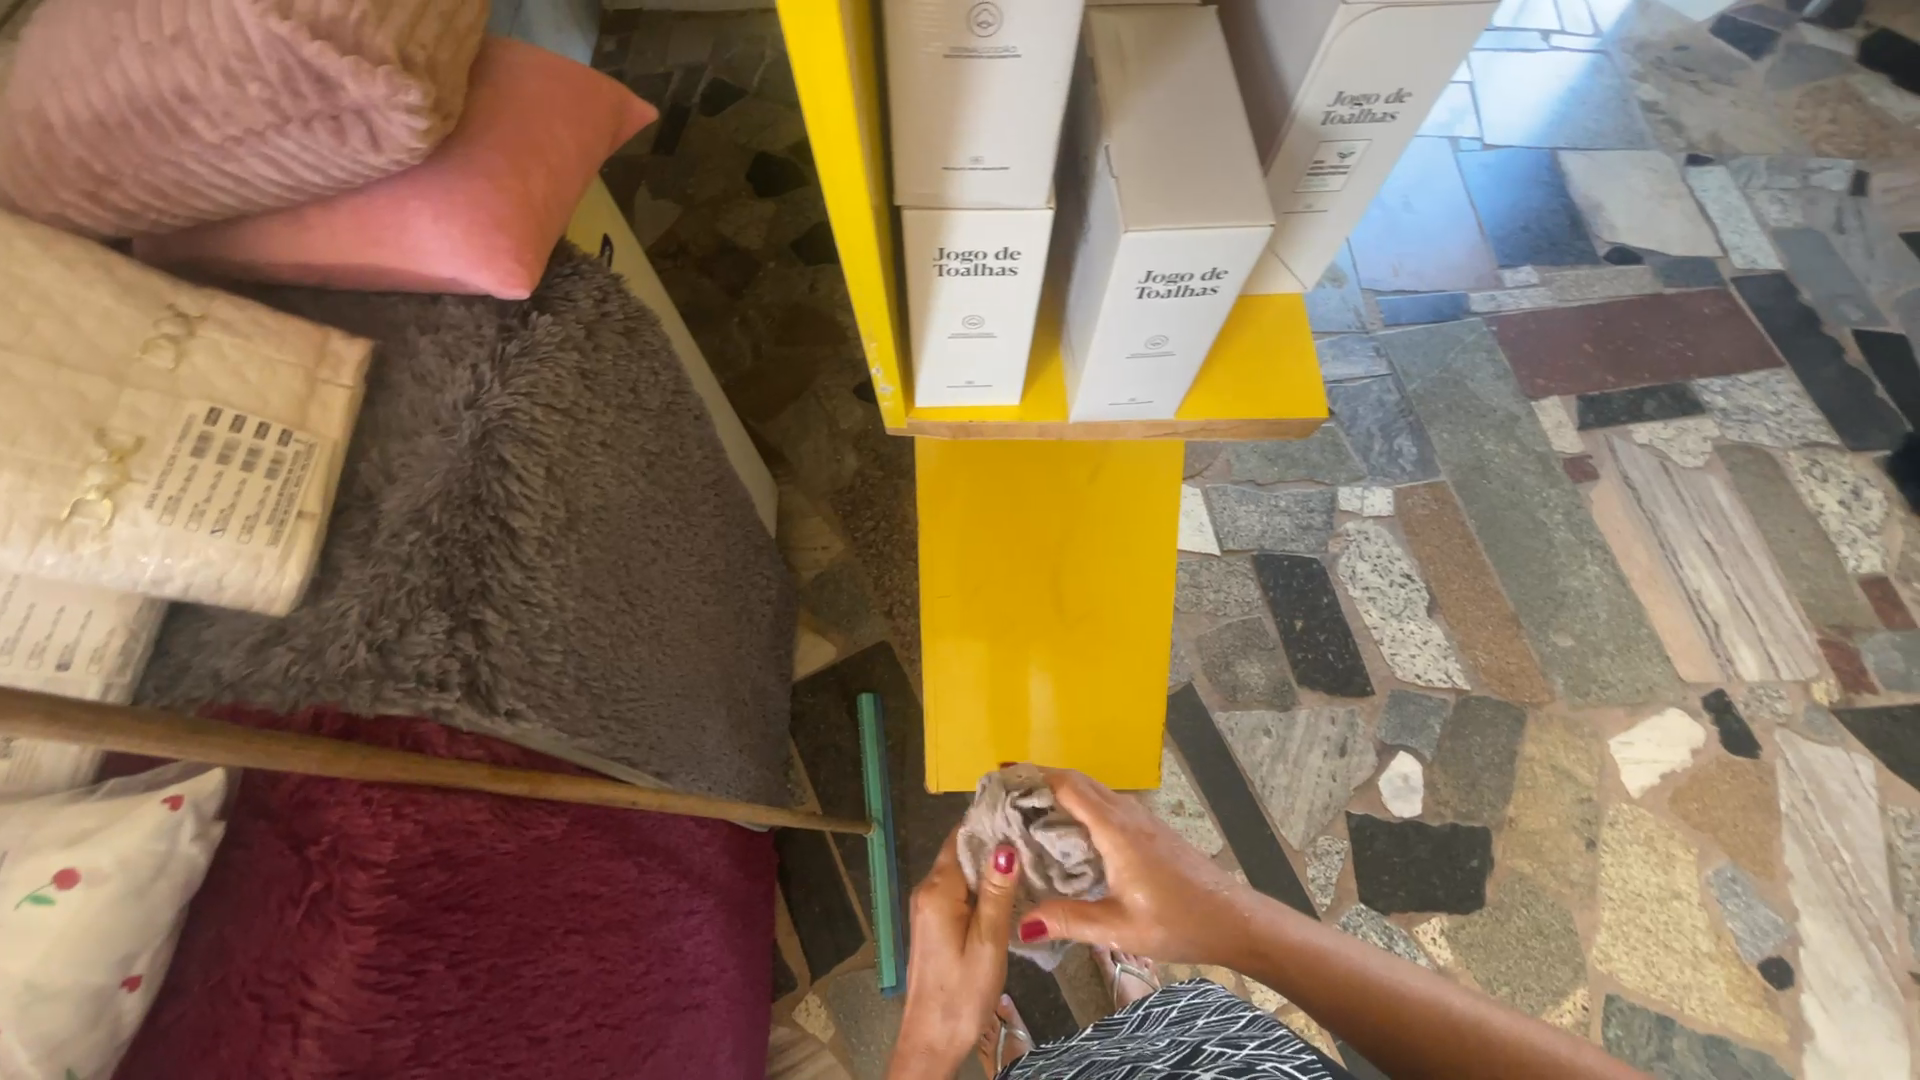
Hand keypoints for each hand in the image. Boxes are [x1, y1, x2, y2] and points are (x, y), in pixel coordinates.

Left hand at [887, 827, 1021, 1079]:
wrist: (931, 1040)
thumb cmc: (962, 994)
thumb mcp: (987, 942)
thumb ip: (995, 893)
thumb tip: (1006, 844)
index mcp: (938, 889)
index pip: (962, 836)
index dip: (989, 820)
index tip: (1022, 809)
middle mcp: (928, 890)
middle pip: (961, 850)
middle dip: (993, 838)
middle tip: (1034, 829)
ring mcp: (929, 906)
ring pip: (961, 869)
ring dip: (989, 861)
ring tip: (1030, 851)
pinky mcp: (935, 922)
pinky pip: (959, 889)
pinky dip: (982, 882)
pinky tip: (1009, 885)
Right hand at [1017, 767, 1260, 966]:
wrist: (1235, 920)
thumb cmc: (1180, 922)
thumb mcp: (1120, 928)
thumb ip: (1069, 921)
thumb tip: (1019, 923)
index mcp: (1115, 828)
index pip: (1067, 785)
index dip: (1033, 775)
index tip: (1000, 776)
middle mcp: (1126, 813)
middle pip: (1077, 780)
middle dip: (1039, 779)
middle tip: (1003, 793)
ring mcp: (1140, 818)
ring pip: (1091, 790)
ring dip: (1058, 790)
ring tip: (1024, 809)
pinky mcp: (1147, 830)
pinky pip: (1103, 804)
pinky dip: (1077, 804)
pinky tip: (1064, 831)